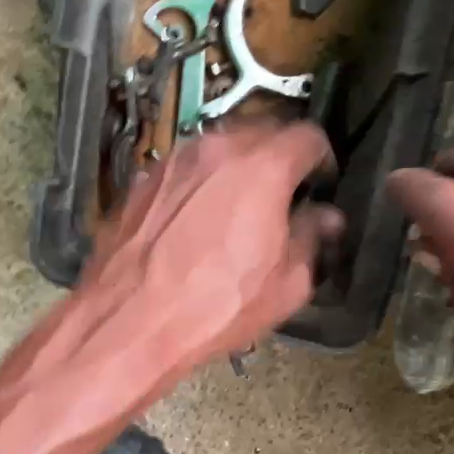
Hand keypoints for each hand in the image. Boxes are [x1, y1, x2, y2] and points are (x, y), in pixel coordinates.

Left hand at [84, 122, 342, 369]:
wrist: (128, 321)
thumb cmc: (215, 307)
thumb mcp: (286, 285)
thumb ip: (311, 238)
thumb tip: (324, 217)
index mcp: (263, 166)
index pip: (308, 136)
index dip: (322, 159)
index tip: (320, 183)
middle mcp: (217, 149)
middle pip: (262, 131)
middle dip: (279, 157)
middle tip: (284, 195)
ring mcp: (174, 160)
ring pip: (219, 146)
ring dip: (237, 167)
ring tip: (239, 207)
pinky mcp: (143, 179)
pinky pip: (185, 168)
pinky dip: (201, 182)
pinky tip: (197, 220)